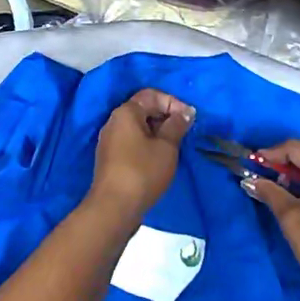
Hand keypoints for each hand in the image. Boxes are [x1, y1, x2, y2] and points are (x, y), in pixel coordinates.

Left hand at [88, 89, 194, 224]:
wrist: (114, 205)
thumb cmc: (143, 171)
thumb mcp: (166, 147)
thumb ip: (176, 125)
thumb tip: (185, 112)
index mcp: (125, 112)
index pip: (151, 95)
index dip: (173, 102)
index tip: (190, 118)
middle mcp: (113, 121)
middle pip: (142, 109)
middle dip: (166, 117)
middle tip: (184, 132)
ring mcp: (110, 140)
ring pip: (137, 127)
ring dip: (158, 132)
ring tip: (175, 146)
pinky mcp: (110, 157)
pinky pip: (131, 141)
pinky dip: (147, 144)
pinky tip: (159, 159)